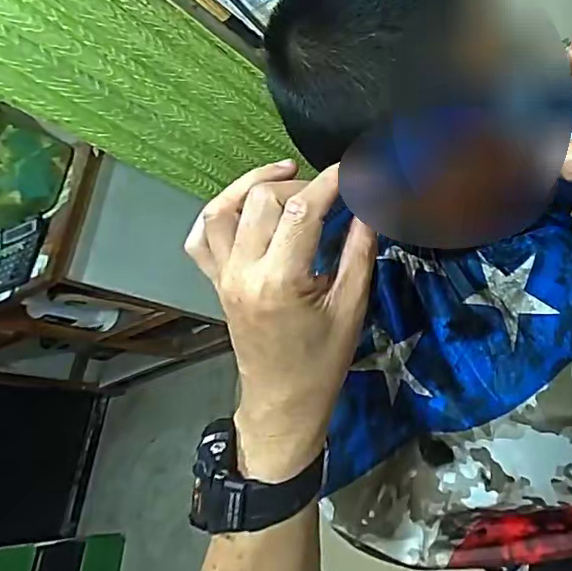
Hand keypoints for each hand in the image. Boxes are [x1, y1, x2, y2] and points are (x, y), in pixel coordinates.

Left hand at [185, 162, 376, 481]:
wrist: (283, 400)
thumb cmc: (323, 358)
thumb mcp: (353, 304)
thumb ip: (360, 250)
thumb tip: (369, 206)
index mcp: (280, 280)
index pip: (302, 210)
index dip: (330, 182)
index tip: (353, 170)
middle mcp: (242, 272)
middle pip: (261, 201)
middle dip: (300, 185)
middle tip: (331, 192)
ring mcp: (222, 276)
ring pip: (222, 210)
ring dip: (253, 184)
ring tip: (286, 174)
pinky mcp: (214, 282)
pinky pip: (202, 236)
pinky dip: (220, 210)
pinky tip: (246, 202)